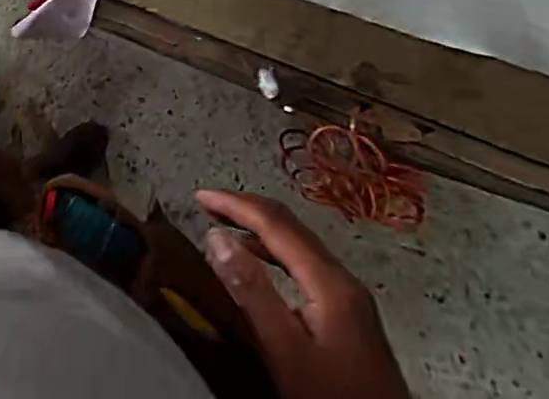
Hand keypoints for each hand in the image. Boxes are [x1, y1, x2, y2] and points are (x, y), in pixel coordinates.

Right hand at [196, 190, 410, 398]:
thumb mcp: (286, 352)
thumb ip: (252, 292)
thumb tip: (215, 236)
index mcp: (329, 280)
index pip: (275, 223)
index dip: (235, 204)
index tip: (199, 196)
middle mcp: (342, 278)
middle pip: (290, 225)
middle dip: (246, 207)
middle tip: (207, 203)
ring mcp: (349, 296)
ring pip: (298, 242)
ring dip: (259, 226)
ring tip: (225, 225)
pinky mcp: (348, 314)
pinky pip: (304, 262)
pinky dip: (274, 249)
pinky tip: (258, 263)